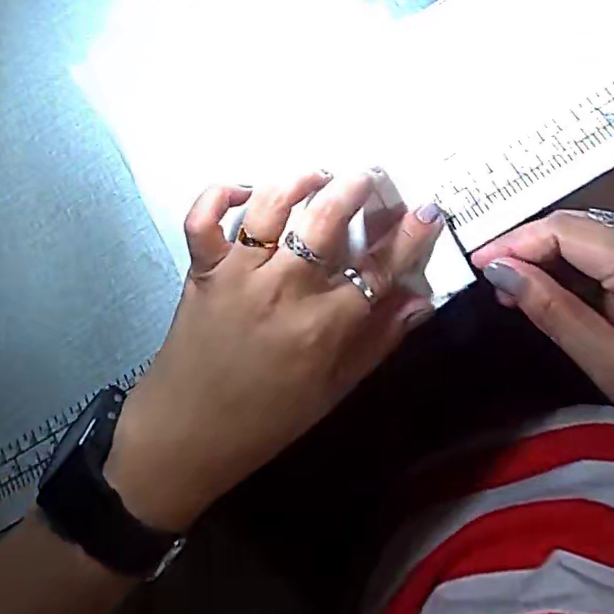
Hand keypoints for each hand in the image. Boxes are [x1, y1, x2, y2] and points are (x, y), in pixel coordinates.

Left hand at [102, 170, 445, 532]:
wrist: (186, 438)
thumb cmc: (268, 418)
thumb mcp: (334, 390)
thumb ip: (379, 341)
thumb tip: (421, 300)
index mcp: (322, 327)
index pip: (377, 269)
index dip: (408, 237)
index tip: (427, 209)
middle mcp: (283, 291)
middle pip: (325, 222)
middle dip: (354, 189)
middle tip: (369, 175)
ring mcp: (238, 276)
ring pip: (271, 210)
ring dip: (298, 183)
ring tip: (318, 175)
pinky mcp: (202, 271)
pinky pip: (202, 221)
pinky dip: (218, 195)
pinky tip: (244, 190)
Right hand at [472, 211, 613, 552]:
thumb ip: (556, 314)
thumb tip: (502, 273)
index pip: (563, 229)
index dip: (514, 243)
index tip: (478, 268)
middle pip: (585, 227)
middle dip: (538, 252)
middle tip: (503, 291)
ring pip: (608, 238)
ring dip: (569, 261)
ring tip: (538, 299)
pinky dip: (603, 270)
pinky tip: (591, 301)